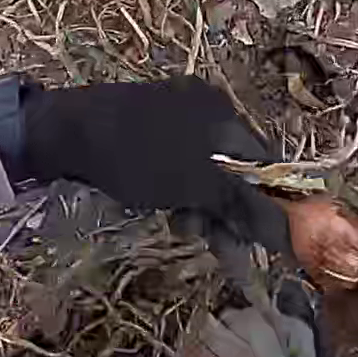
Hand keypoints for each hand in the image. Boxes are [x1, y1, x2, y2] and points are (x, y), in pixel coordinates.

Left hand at [0, 75, 289, 252]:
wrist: (66, 131)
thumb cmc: (139, 156)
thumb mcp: (196, 186)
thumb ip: (243, 207)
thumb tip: (291, 233)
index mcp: (221, 110)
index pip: (264, 160)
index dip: (265, 203)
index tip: (256, 241)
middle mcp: (203, 105)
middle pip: (233, 166)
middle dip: (228, 210)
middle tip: (221, 251)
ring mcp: (173, 111)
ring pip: (203, 168)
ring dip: (202, 205)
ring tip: (184, 230)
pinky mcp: (147, 123)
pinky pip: (178, 160)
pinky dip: (179, 188)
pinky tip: (168, 209)